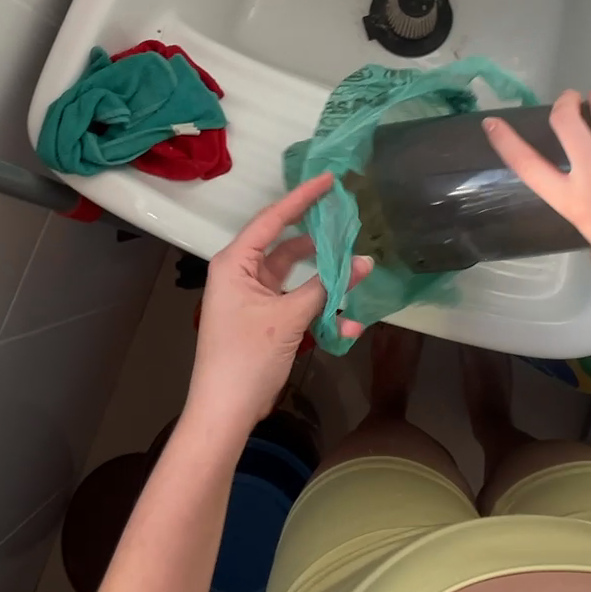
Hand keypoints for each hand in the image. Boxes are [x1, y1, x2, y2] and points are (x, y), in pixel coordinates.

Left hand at [187, 173, 369, 427]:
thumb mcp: (289, 317)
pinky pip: (296, 301)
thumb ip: (327, 286)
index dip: (302, 197)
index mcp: (236, 262)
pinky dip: (319, 308)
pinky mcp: (264, 317)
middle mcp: (242, 272)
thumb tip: (365, 261)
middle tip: (350, 223)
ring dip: (325, 281)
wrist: (225, 412)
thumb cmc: (247, 356)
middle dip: (320, 240)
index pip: (273, 218)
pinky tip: (346, 323)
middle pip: (287, 244)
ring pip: (296, 275)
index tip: (329, 179)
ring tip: (356, 274)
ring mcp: (253, 296)